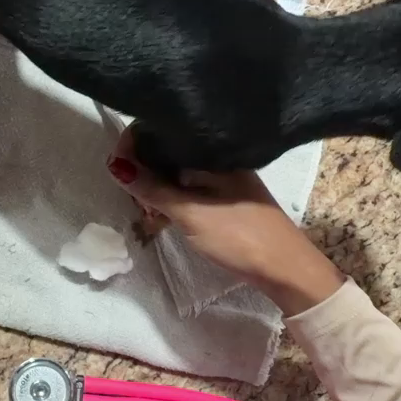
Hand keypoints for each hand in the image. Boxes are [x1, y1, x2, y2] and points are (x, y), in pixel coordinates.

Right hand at [107, 130, 343, 314]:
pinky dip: (171, 201)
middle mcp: (214, 156)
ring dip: (154, 191)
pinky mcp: (222, 197)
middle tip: (139, 205)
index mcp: (209, 151)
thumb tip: (114, 164)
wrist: (286, 269)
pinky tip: (164, 219)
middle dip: (142, 174)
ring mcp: (220, 177)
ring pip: (173, 174)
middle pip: (164, 153)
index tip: (118, 174)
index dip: (133, 148)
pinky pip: (186, 189)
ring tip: (151, 217)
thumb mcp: (189, 212)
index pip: (160, 132)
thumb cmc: (239, 235)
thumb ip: (151, 187)